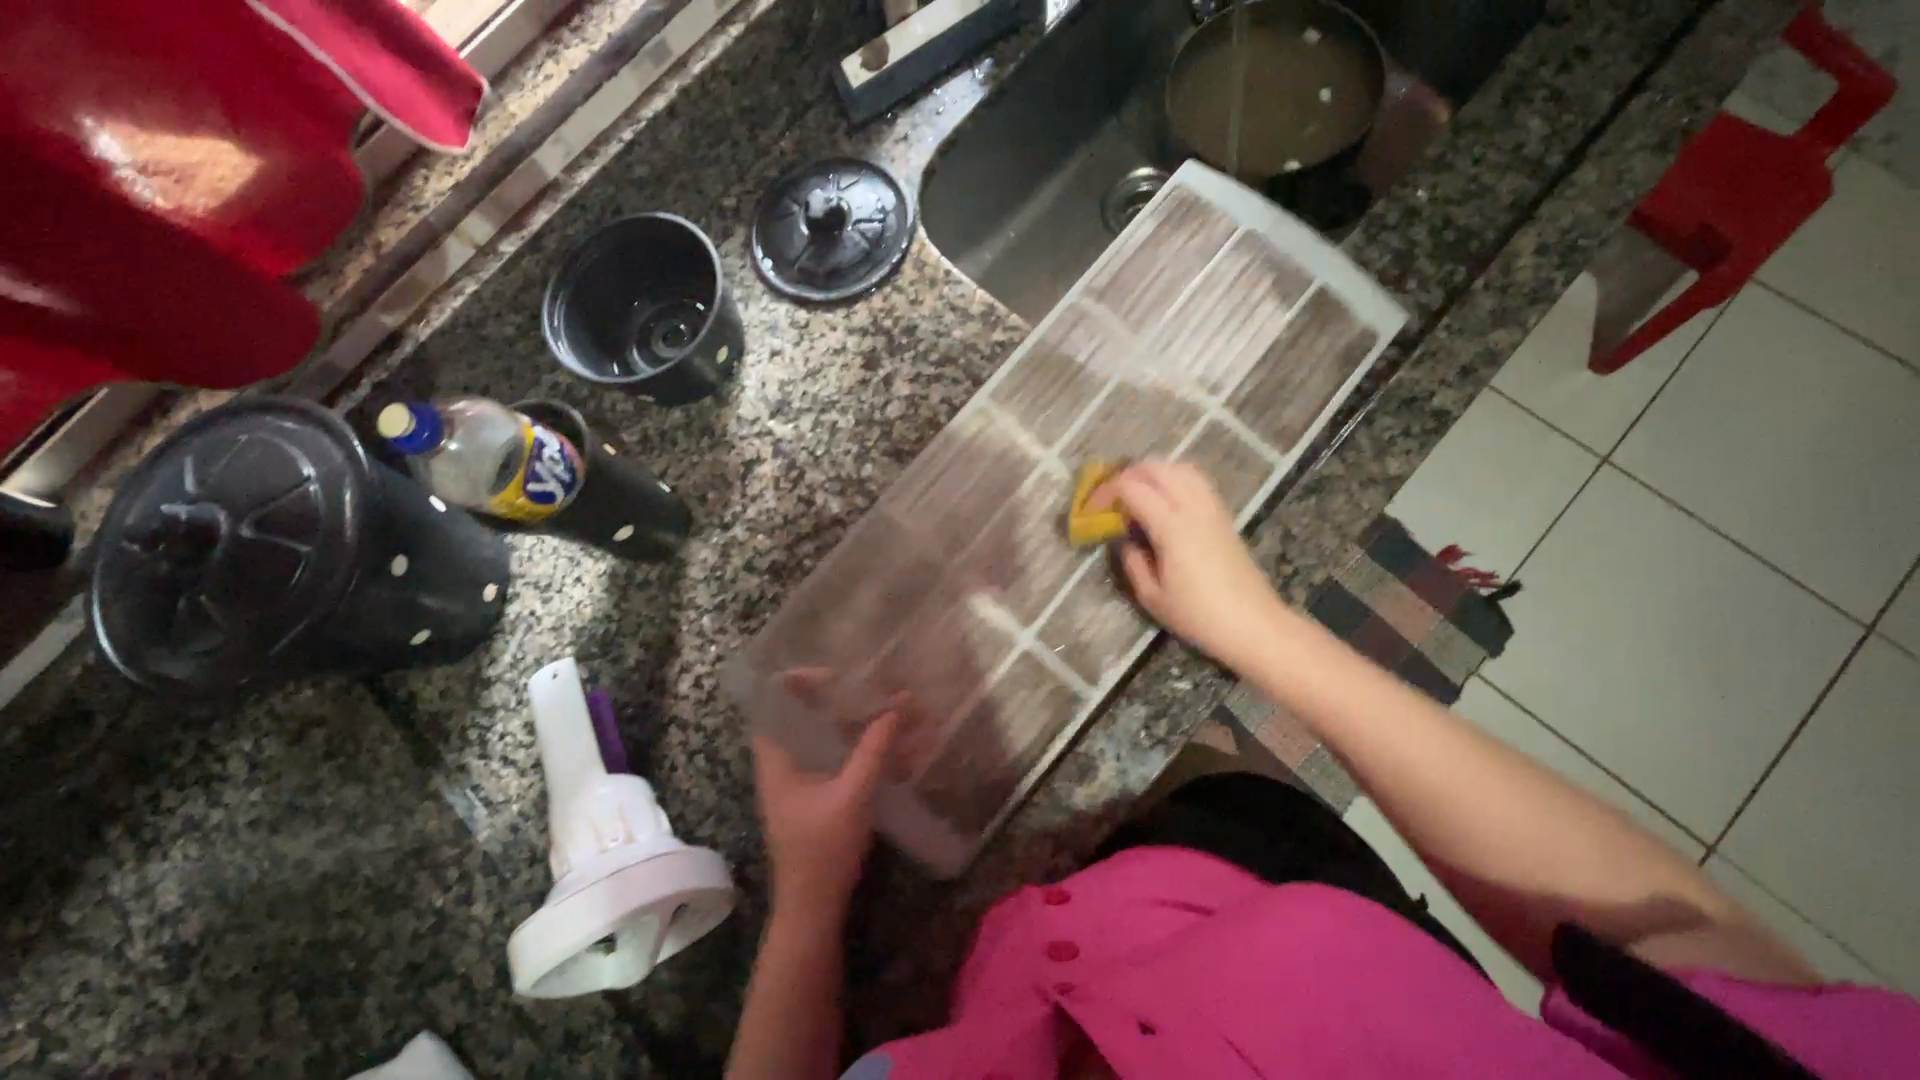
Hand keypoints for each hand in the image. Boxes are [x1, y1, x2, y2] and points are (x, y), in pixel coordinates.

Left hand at [751, 679, 903, 923]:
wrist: (812, 910)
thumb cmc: (822, 852)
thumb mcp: (852, 796)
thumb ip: (874, 750)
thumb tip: (898, 705)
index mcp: (776, 758)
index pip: (775, 701)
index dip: (801, 679)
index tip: (839, 675)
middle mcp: (784, 762)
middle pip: (807, 715)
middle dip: (845, 700)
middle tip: (879, 690)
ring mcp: (802, 781)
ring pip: (829, 739)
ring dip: (863, 726)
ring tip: (901, 716)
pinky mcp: (820, 797)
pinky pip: (842, 761)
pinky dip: (867, 751)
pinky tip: (901, 751)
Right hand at [1091, 462, 1292, 669]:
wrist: (1253, 624)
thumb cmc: (1198, 616)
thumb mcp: (1152, 597)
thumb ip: (1132, 563)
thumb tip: (1125, 541)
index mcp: (1171, 526)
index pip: (1131, 488)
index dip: (1105, 492)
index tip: (1091, 510)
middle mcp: (1193, 507)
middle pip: (1156, 467)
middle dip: (1127, 475)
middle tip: (1111, 498)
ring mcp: (1212, 508)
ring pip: (1179, 468)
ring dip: (1153, 474)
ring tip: (1137, 496)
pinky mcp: (1224, 516)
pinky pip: (1196, 481)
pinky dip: (1174, 480)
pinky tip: (1164, 503)